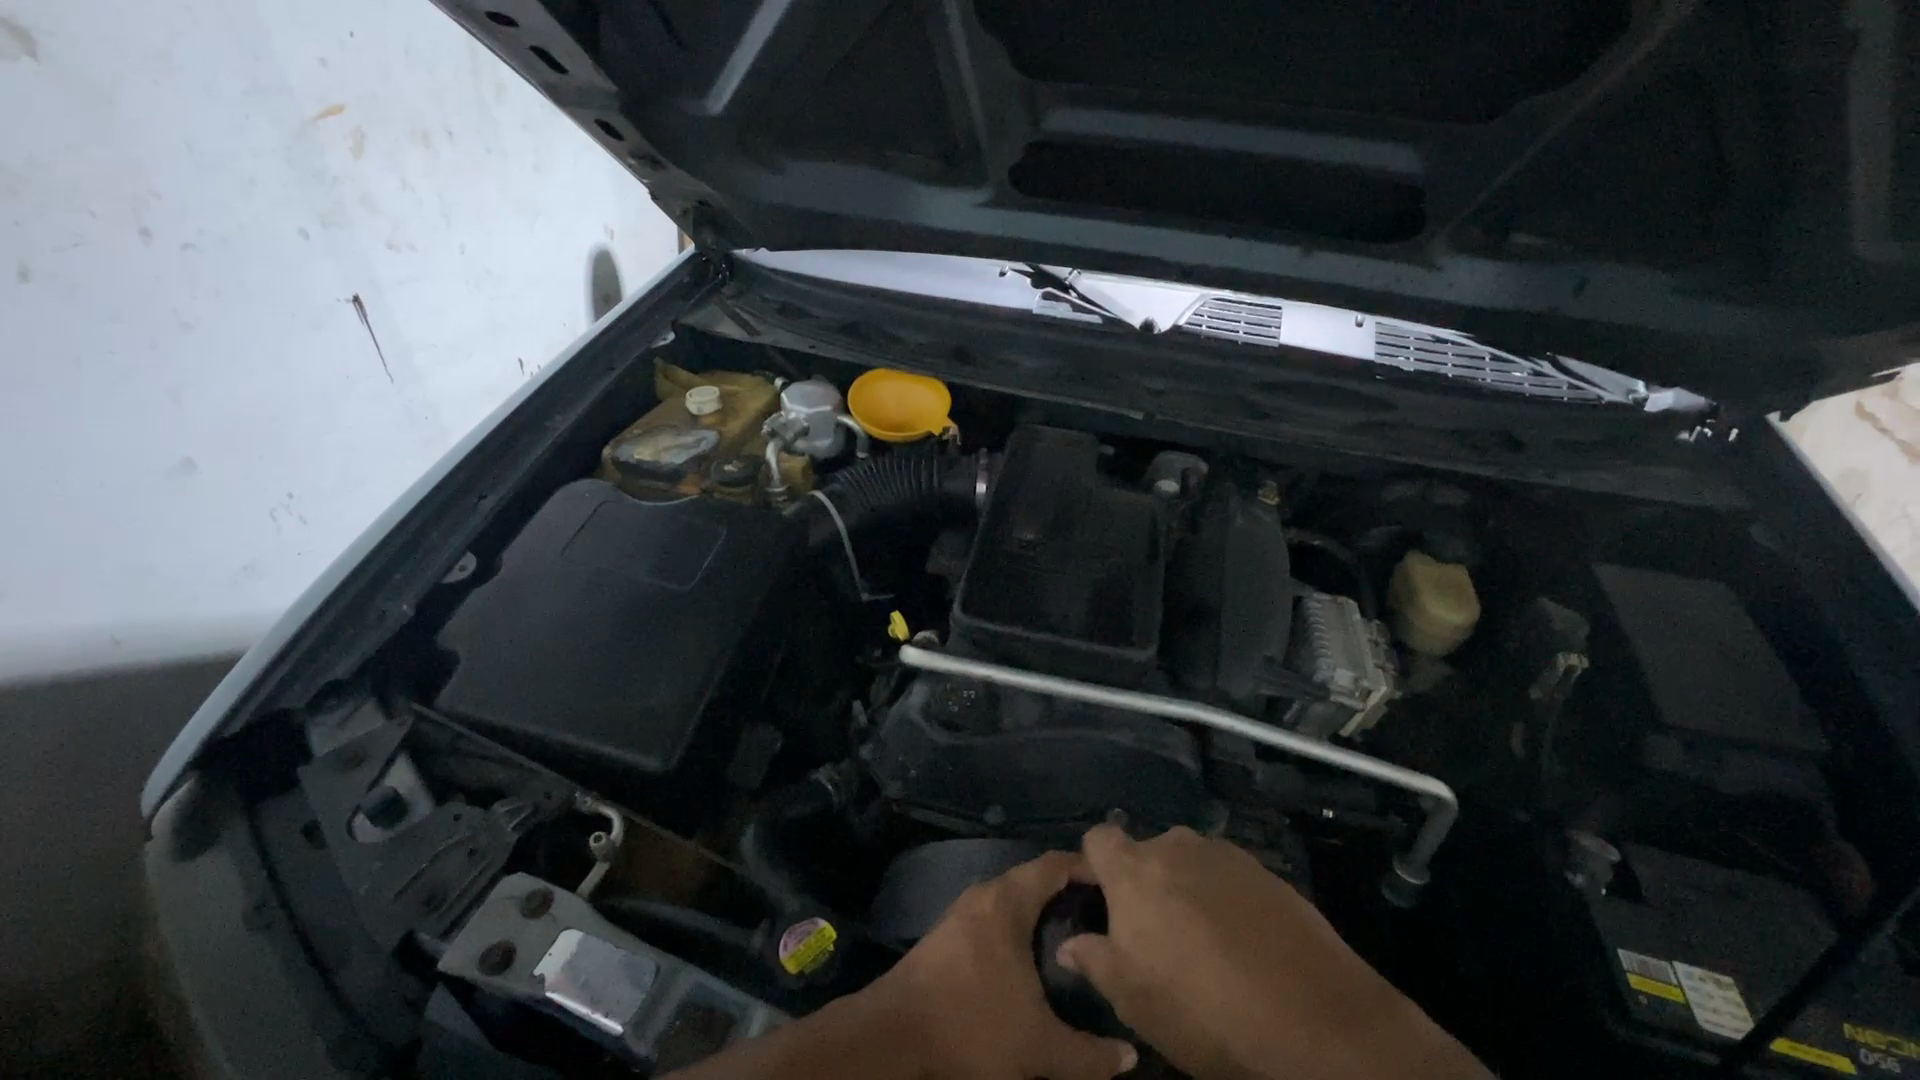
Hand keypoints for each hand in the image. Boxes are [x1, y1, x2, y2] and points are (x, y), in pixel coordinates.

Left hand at [870, 850, 1137, 1079]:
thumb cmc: (971, 1025)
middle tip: (1103, 916)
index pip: (1054, 864)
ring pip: (1009, 901)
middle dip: (1067, 893)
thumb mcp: (1039, 1047)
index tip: (1118, 883)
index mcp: (1007, 902)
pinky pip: (991, 919)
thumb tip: (1129, 1056)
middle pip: (1032, 880)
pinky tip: (1028, 961)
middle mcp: (982, 896)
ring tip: (1073, 939)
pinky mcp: (943, 937)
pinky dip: (1015, 929)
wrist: (891, 1037)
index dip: (1087, 867)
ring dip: (1038, 913)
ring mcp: (958, 915)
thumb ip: (1088, 1053)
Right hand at [1057, 825, 1489, 1079]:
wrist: (1316, 1019)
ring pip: (1191, 863)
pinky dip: (1226, 899)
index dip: (1095, 863)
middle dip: (1145, 881)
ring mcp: (1229, 856)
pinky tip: (1241, 942)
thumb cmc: (1203, 1009)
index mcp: (1135, 871)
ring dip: (1187, 888)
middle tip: (1153, 932)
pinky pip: (1230, 878)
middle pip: (1148, 851)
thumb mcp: (1133, 999)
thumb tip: (1070, 943)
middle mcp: (1179, 848)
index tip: (1099, 897)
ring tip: (1201, 939)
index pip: (1099, 838)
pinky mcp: (1271, 873)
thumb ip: (1095, 960)